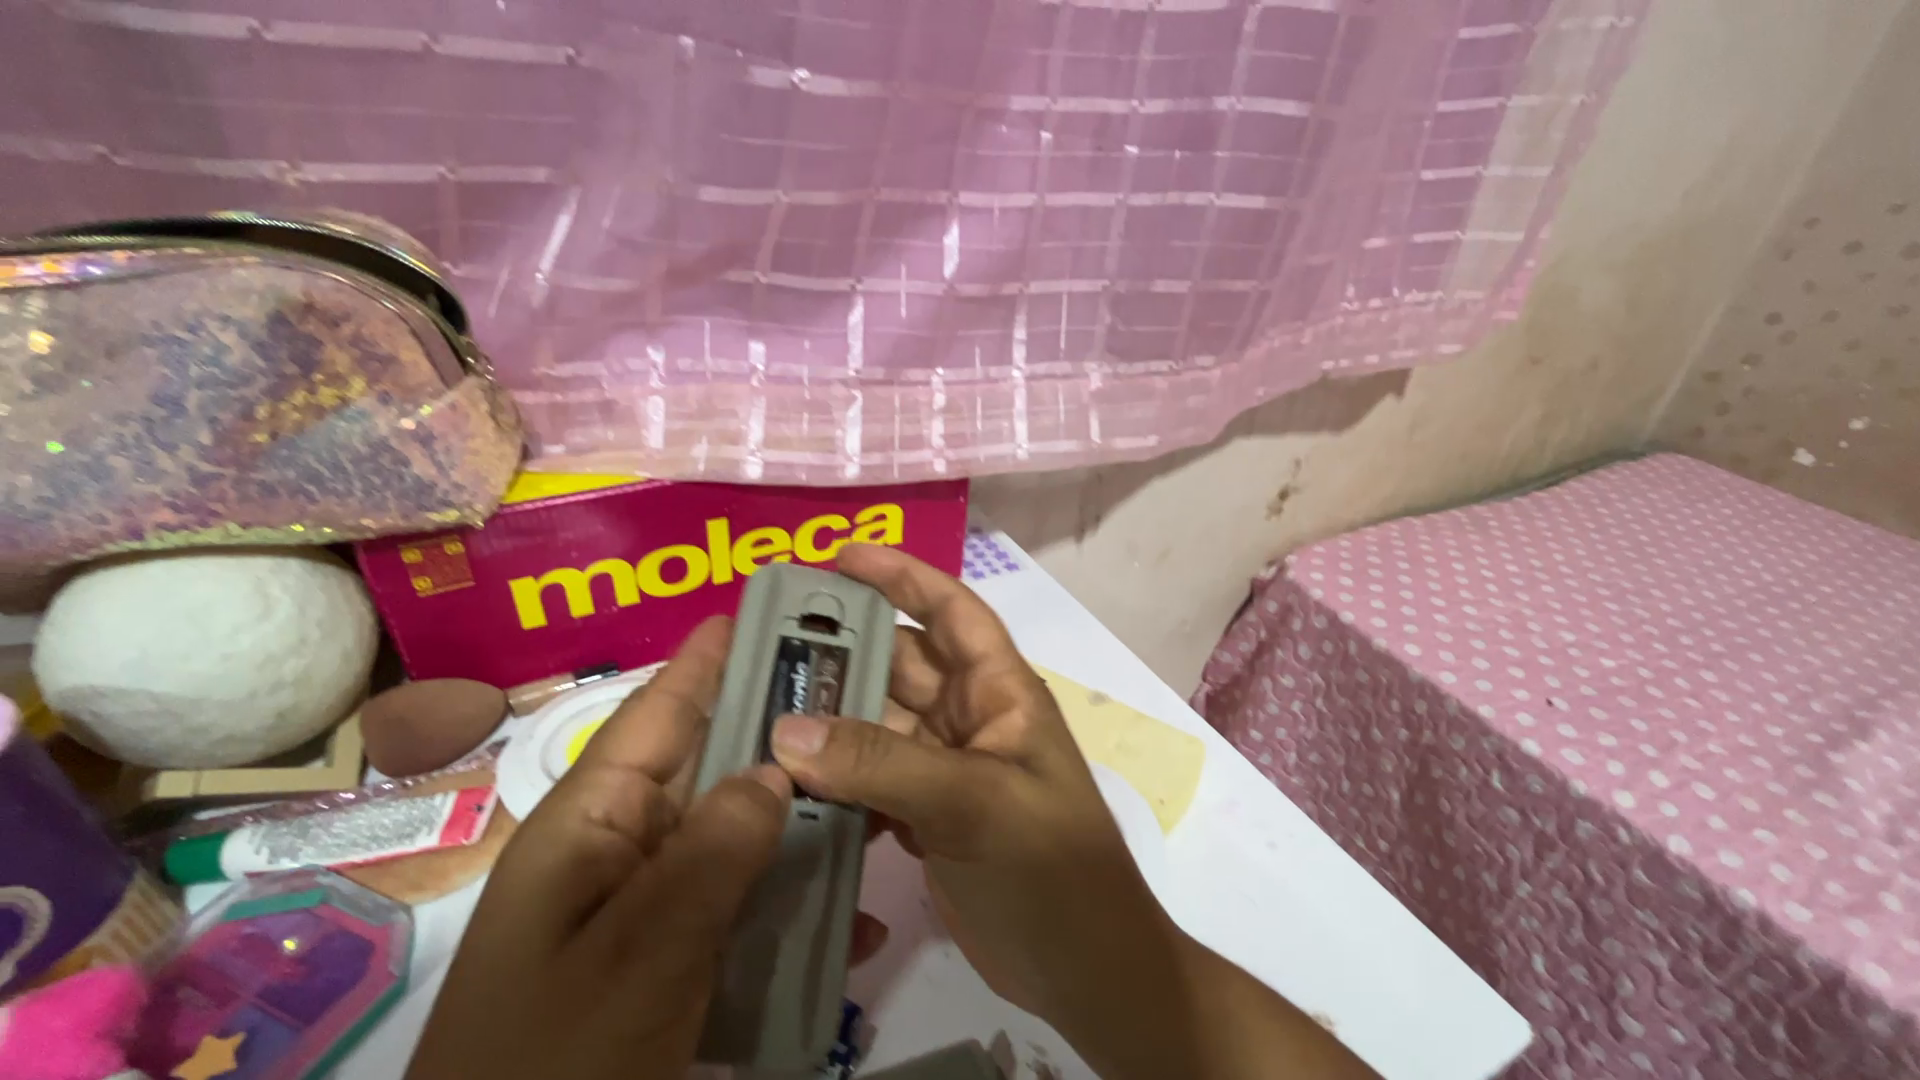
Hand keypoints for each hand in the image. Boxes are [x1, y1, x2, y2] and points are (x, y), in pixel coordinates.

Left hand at [405, 617, 883, 1079]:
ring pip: (737, 846)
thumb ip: (711, 852)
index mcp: (590, 825)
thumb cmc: (555, 1061)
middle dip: (779, 743)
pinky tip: (858, 927)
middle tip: (859, 711)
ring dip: (803, 833)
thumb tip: (776, 766)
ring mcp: (645, 913)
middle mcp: (618, 854)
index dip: (707, 662)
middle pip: (710, 775)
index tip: (763, 615)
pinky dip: (796, 914)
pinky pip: (742, 916)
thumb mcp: (637, 953)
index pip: (657, 717)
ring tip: (877, 808)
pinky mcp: (669, 965)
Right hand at [771, 546, 1381, 1079]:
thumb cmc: (1051, 870)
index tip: (838, 558)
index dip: (902, 576)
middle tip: (762, 644)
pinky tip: (784, 784)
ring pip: (877, 725)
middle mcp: (971, 720)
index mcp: (1000, 693)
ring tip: (755, 708)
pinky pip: (869, 780)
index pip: (951, 611)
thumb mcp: (975, 803)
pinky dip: (833, 779)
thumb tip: (787, 728)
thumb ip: (883, 764)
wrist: (1085, 972)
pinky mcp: (926, 818)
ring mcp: (946, 771)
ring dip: (827, 718)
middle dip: (842, 650)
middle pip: (900, 666)